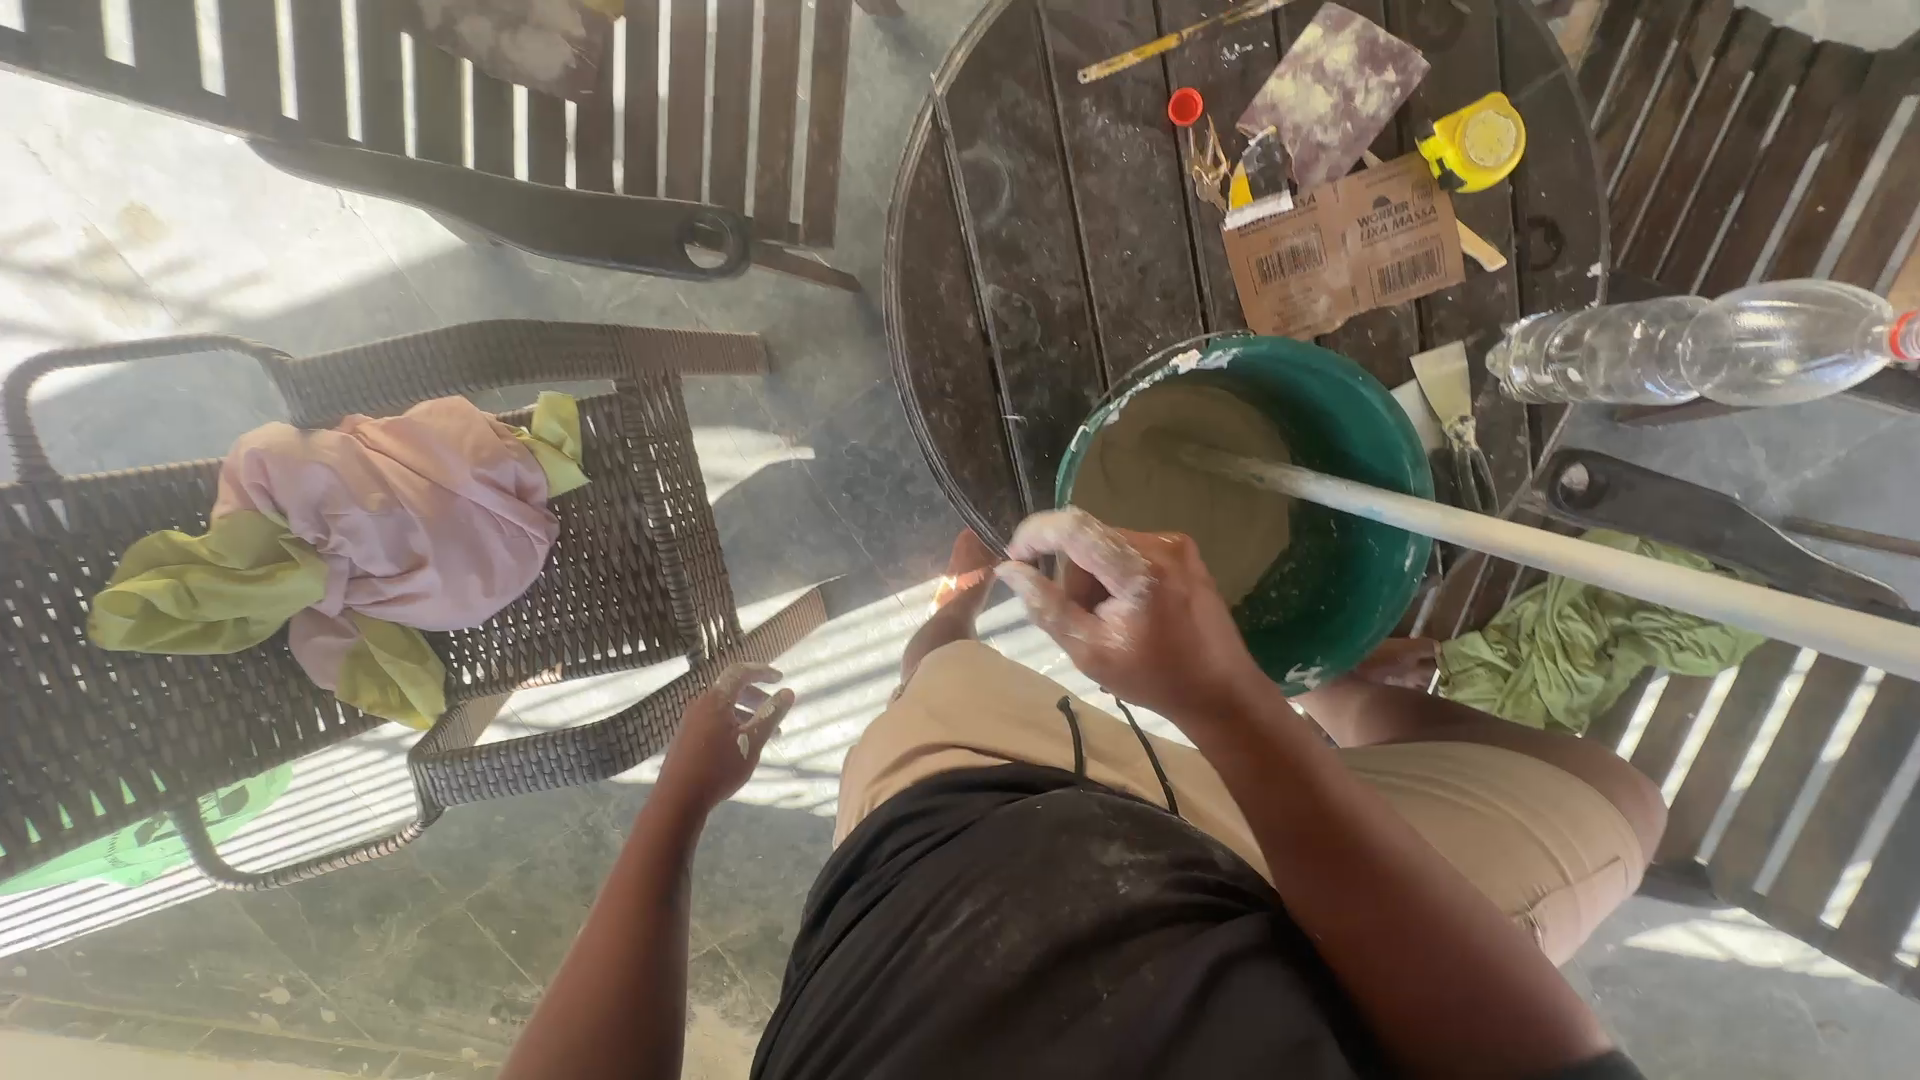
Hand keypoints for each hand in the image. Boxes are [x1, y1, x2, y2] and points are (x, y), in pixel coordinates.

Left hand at [654, 663, 794, 815]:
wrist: (678, 799)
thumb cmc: (719, 767)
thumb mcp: (752, 741)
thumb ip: (771, 714)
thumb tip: (788, 692)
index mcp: (716, 700)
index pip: (740, 672)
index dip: (762, 671)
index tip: (780, 679)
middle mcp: (700, 705)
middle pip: (731, 689)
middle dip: (756, 696)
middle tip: (773, 708)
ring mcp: (690, 721)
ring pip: (723, 707)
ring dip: (746, 713)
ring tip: (762, 733)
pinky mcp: (686, 737)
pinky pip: (714, 719)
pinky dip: (733, 723)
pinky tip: (741, 744)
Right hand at [994, 508, 1272, 723]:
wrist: (1221, 691)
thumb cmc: (1154, 678)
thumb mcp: (1089, 650)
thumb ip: (1046, 606)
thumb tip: (1009, 569)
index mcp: (1138, 568)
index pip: (1073, 527)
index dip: (1035, 534)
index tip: (1013, 558)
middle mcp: (1160, 543)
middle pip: (1087, 539)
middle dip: (1072, 576)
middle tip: (1082, 620)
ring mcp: (1176, 544)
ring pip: (1105, 545)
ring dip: (1093, 578)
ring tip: (1109, 621)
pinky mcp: (1183, 552)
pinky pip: (1127, 551)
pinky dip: (1115, 576)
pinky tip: (1129, 611)